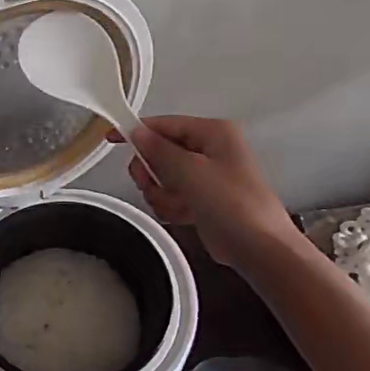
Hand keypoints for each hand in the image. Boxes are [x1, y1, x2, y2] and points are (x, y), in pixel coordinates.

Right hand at [115, 115, 299, 269]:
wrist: (257, 246)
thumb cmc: (232, 204)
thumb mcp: (191, 172)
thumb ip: (160, 151)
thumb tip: (138, 133)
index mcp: (213, 133)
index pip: (165, 124)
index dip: (138, 132)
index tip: (112, 139)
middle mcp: (210, 150)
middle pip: (161, 152)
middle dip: (153, 173)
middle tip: (153, 185)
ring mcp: (206, 177)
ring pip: (164, 178)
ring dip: (163, 194)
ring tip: (178, 205)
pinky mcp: (203, 201)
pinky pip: (173, 197)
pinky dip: (172, 207)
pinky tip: (183, 216)